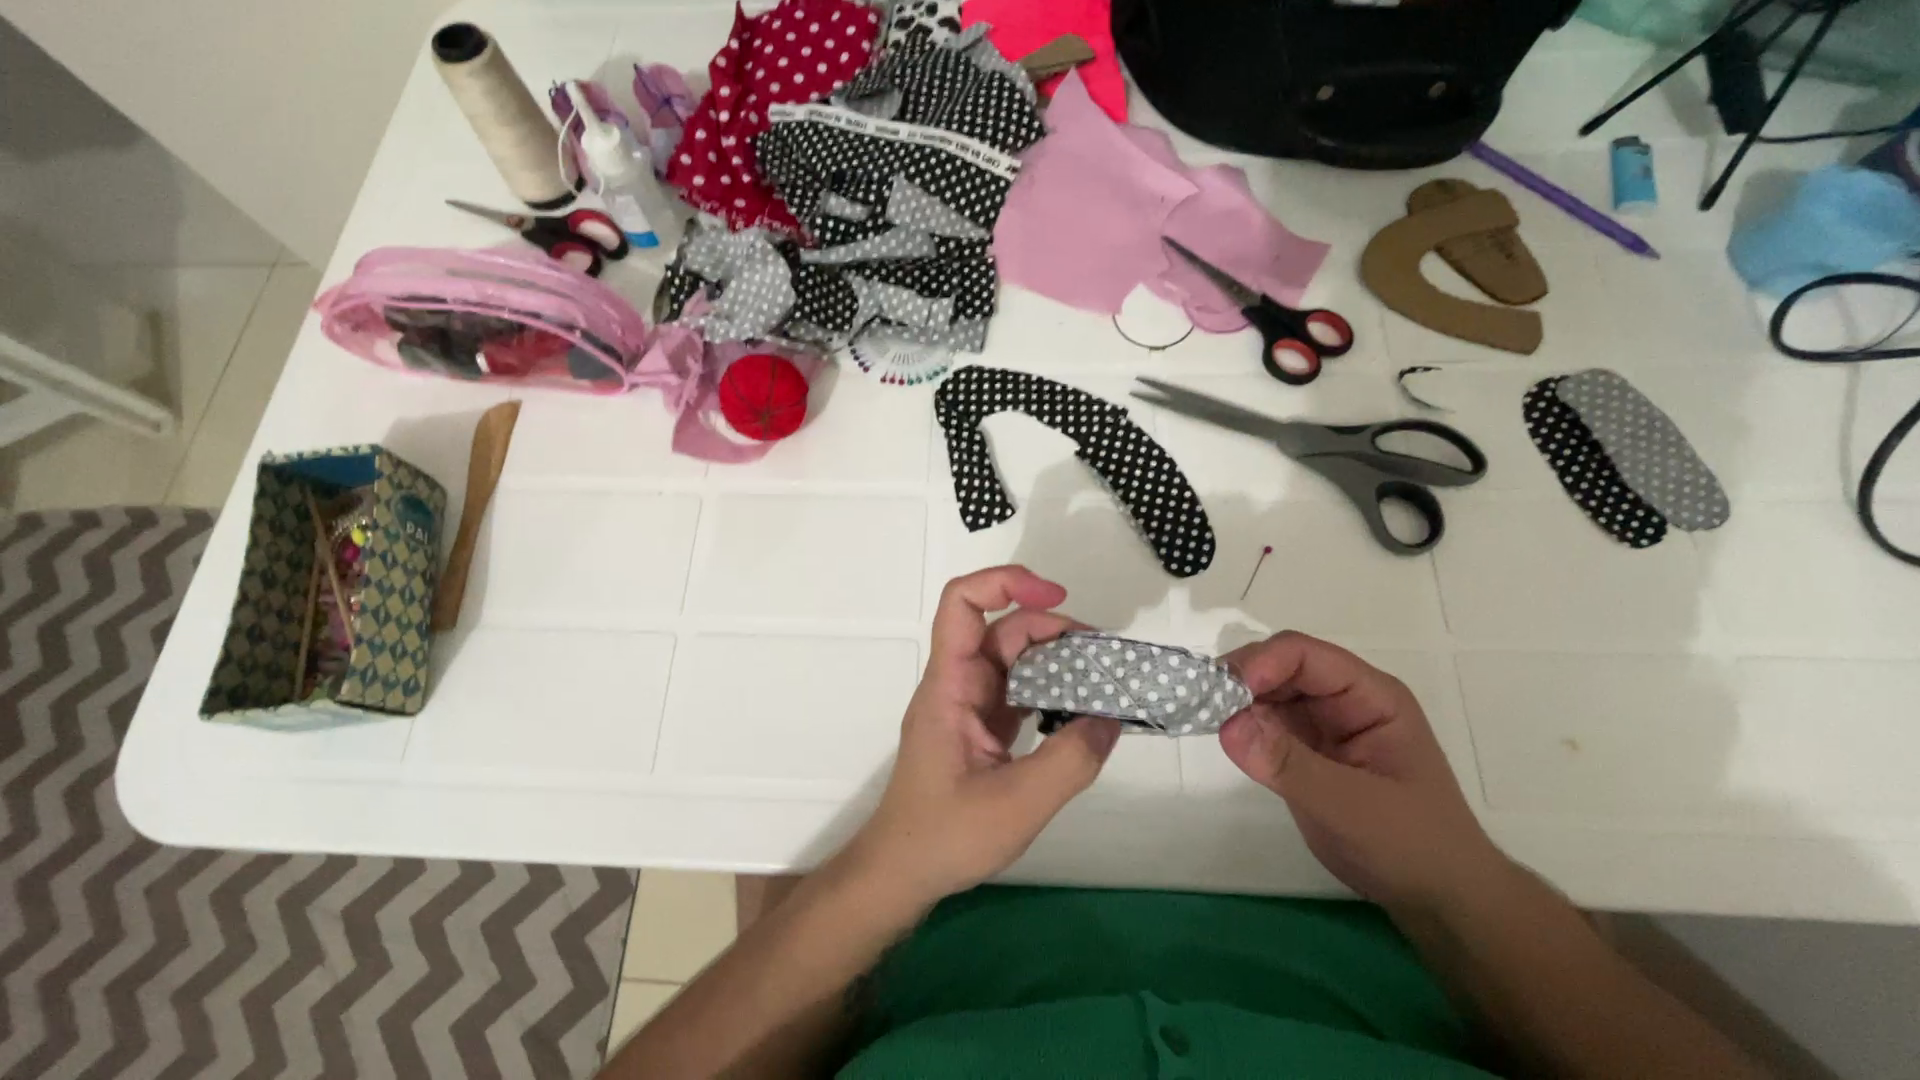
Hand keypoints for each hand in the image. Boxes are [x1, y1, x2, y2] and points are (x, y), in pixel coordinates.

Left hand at [839, 566, 1120, 908]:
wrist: (902, 874)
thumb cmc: (946, 836)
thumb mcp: (1017, 804)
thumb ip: (1070, 761)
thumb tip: (1112, 719)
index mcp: (950, 687)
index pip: (962, 604)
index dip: (1007, 583)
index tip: (1057, 597)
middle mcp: (957, 686)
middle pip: (1001, 629)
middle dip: (1052, 628)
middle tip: (1103, 656)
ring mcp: (969, 707)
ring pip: (1013, 661)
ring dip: (1056, 661)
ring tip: (1102, 681)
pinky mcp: (982, 730)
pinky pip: (1019, 692)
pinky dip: (1052, 692)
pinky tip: (1082, 711)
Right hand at [1217, 631, 1503, 912]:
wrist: (1438, 897)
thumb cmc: (1410, 845)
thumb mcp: (1350, 806)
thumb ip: (1288, 764)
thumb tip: (1226, 724)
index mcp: (1370, 697)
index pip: (1306, 656)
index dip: (1262, 663)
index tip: (1223, 693)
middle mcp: (1344, 701)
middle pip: (1281, 667)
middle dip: (1241, 679)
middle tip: (1200, 705)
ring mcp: (1324, 726)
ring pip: (1269, 693)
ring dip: (1235, 701)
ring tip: (1201, 718)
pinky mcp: (1306, 752)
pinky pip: (1266, 724)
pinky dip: (1240, 726)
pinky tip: (1221, 736)